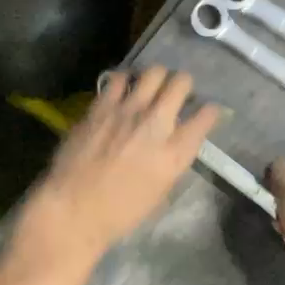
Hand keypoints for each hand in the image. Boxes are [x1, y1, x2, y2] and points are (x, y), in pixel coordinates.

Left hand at [23, 67, 220, 258]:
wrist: (74, 209)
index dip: (211, 111)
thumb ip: (173, 161)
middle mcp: (156, 125)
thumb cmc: (120, 212)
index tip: (206, 113)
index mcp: (175, 153)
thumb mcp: (161, 192)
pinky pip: (119, 78)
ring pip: (153, 72)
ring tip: (151, 87)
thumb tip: (176, 142)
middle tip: (176, 94)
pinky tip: (123, 91)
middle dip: (184, 85)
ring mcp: (127, 112)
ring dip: (157, 78)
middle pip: (181, 83)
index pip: (206, 116)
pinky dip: (126, 81)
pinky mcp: (101, 107)